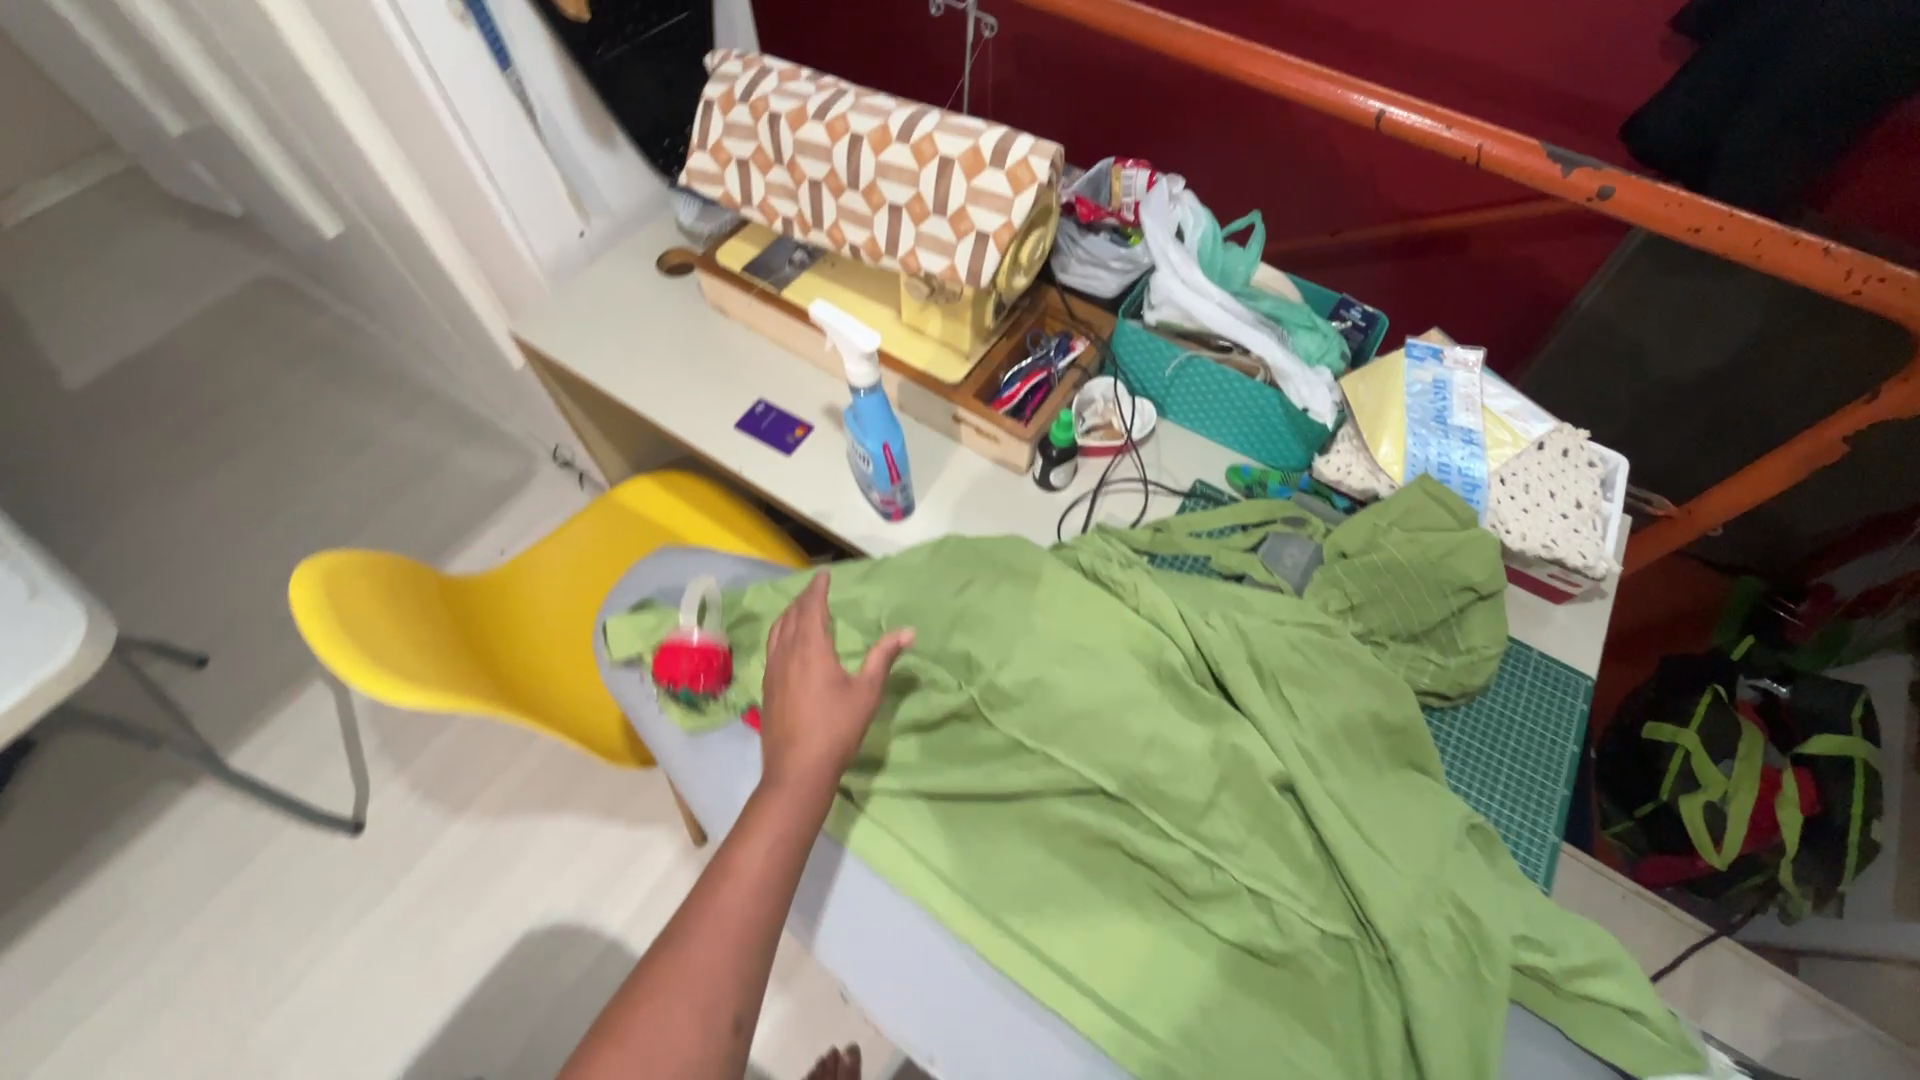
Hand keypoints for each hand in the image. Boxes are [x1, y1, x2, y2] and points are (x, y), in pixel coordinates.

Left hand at [759, 572, 912, 793]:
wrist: (797, 770)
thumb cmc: (837, 728)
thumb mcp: (867, 691)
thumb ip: (883, 657)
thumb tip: (908, 632)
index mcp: (810, 648)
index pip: (811, 607)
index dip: (817, 588)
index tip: (824, 574)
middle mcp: (786, 653)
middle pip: (790, 615)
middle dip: (803, 599)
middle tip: (816, 590)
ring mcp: (772, 671)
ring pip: (777, 631)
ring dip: (789, 614)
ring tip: (801, 610)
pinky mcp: (767, 687)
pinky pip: (772, 648)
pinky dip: (781, 633)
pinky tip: (790, 644)